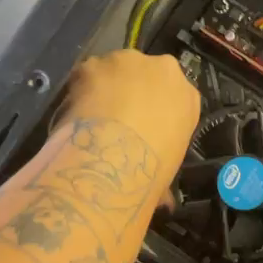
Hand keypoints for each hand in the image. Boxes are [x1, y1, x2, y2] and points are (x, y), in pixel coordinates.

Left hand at [57, 51, 200, 182]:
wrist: (118, 155)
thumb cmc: (153, 168)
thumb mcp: (170, 168)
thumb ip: (165, 166)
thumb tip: (165, 202)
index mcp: (187, 95)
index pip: (174, 95)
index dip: (155, 109)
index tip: (142, 125)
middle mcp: (163, 69)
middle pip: (145, 74)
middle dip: (131, 90)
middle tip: (115, 120)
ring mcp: (128, 61)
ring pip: (114, 70)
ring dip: (105, 87)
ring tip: (91, 118)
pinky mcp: (94, 63)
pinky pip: (86, 74)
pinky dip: (79, 91)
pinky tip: (74, 115)